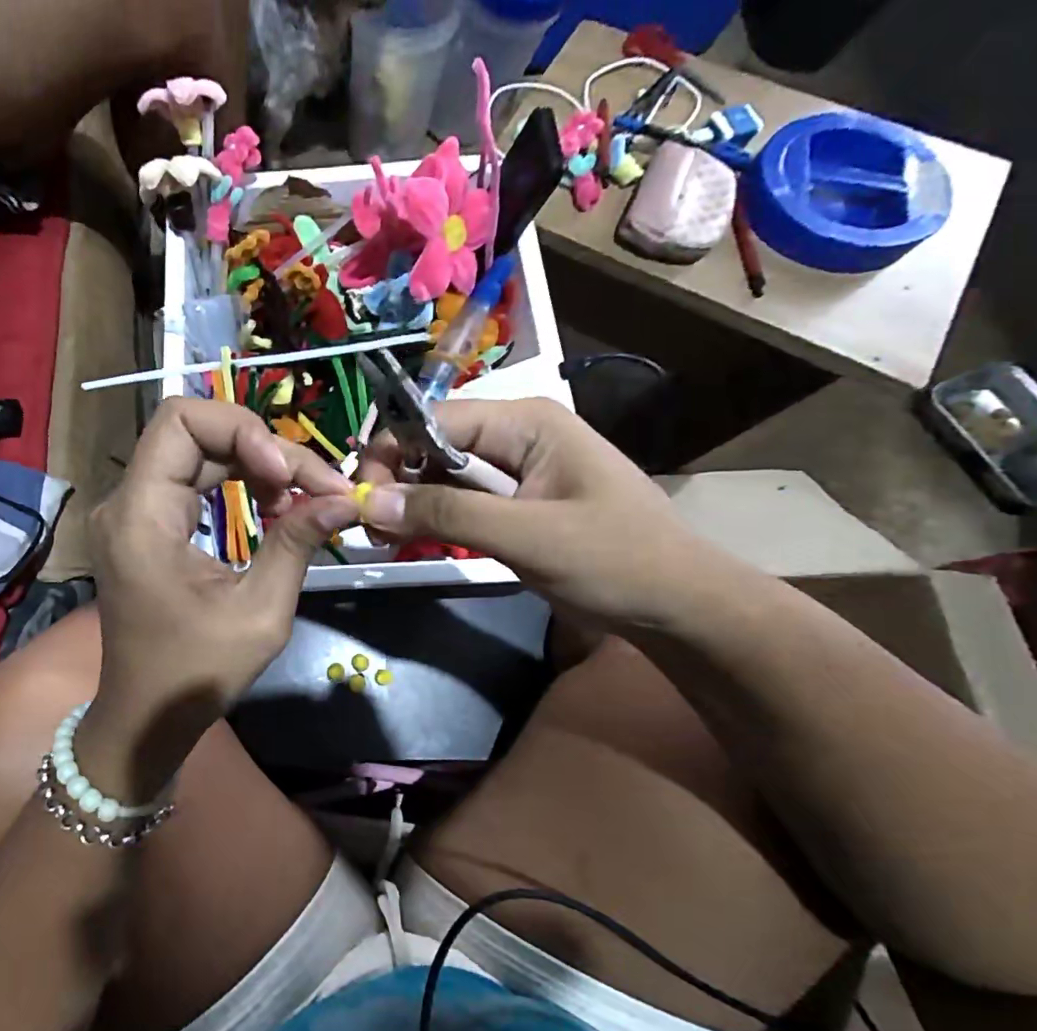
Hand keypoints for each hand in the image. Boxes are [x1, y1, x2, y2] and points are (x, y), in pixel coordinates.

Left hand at [88, 399, 356, 772]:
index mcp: (141, 517)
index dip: (243, 431)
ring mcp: (133, 512)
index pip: (182, 421)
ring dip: (255, 462)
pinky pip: (192, 478)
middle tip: (318, 484)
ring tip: (304, 494)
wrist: (146, 715)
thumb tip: (344, 501)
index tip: (286, 475)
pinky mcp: (147, 525)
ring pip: (198, 451)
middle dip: (263, 447)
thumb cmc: (197, 673)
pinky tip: (274, 503)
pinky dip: (238, 480)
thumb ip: (296, 544)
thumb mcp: (260, 613)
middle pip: (195, 432)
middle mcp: (126, 501)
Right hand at [356, 398, 720, 630]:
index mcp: (527, 422)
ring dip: (413, 504)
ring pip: (446, 477)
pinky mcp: (519, 506)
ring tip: (382, 539)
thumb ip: (448, 515)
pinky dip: (436, 521)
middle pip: (437, 445)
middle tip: (367, 527)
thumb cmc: (614, 560)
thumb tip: (368, 503)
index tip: (360, 497)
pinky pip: (465, 504)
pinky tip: (410, 541)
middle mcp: (519, 436)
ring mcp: (519, 472)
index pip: (438, 419)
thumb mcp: (528, 536)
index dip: (393, 451)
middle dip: (398, 481)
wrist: (676, 604)